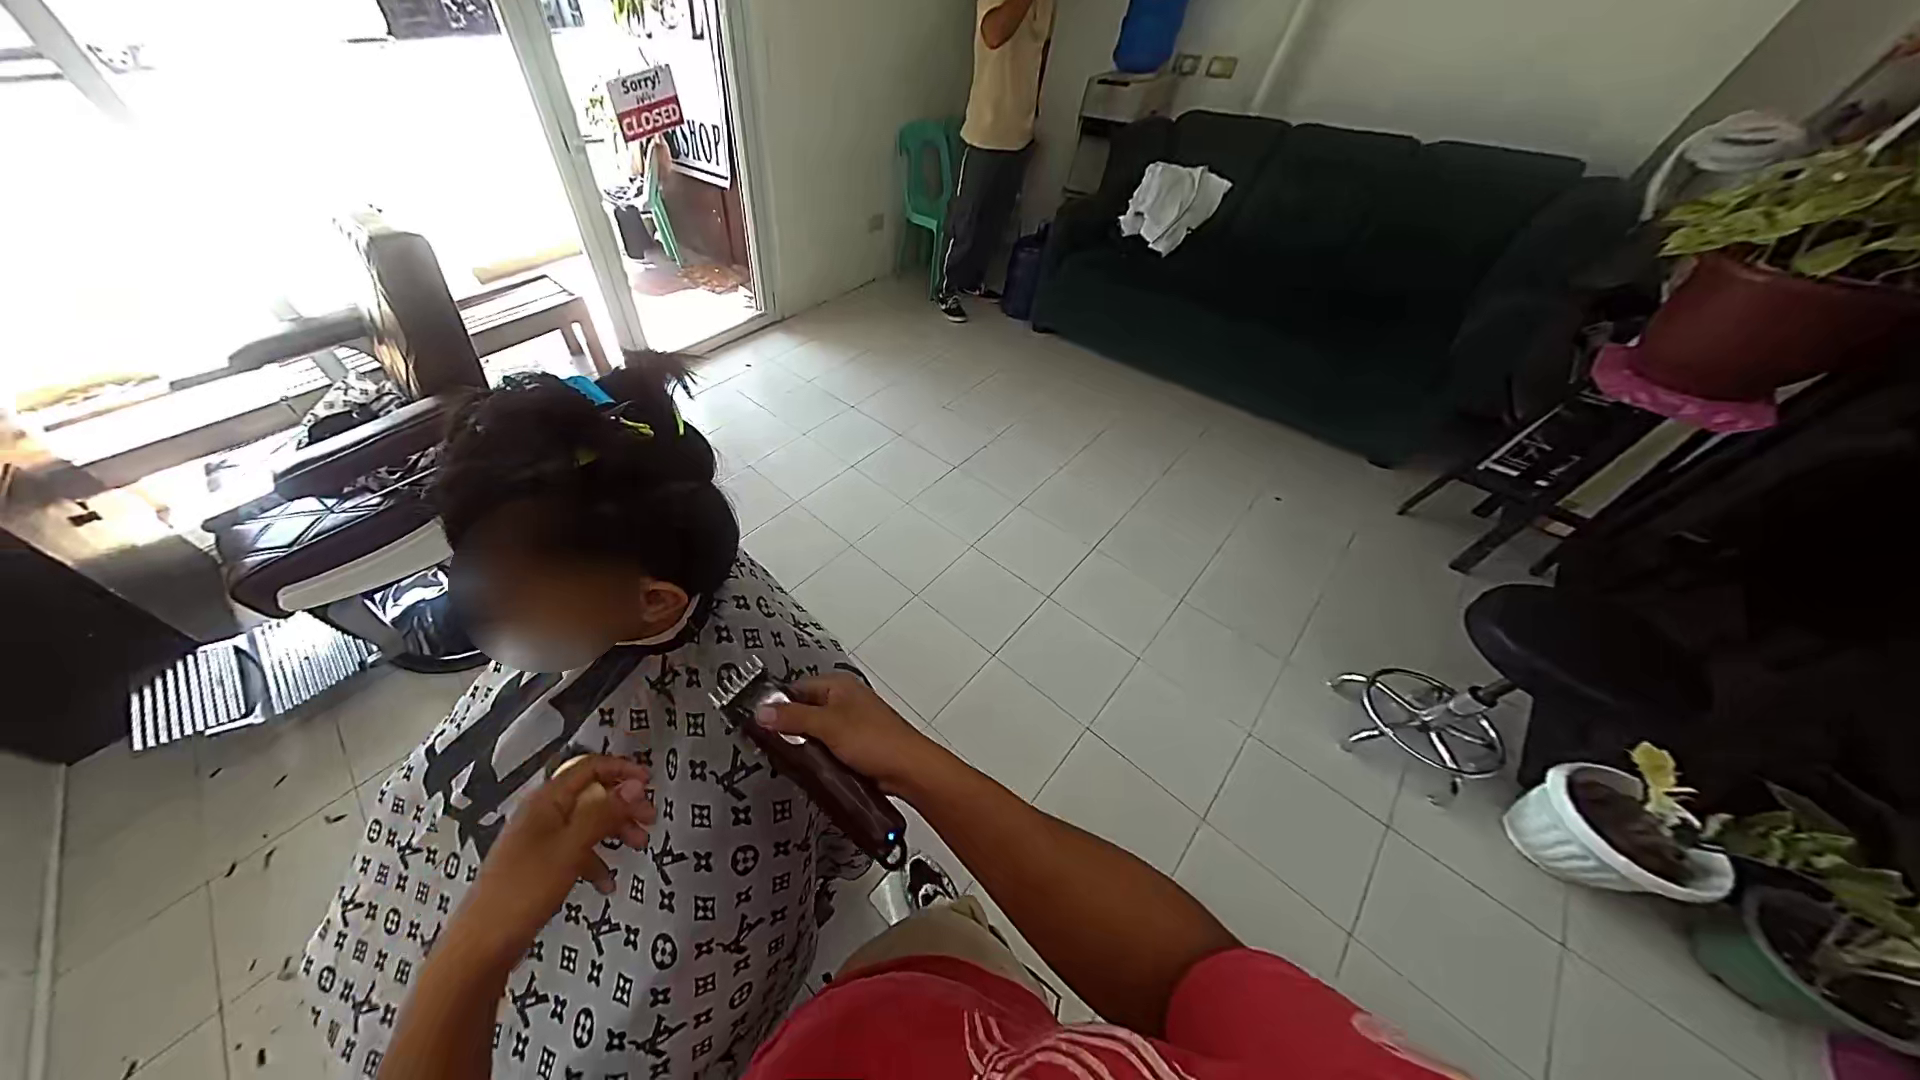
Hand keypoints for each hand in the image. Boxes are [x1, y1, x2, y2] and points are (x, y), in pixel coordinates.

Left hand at [458, 755, 652, 961]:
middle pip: (592, 794)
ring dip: (616, 830)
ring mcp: (540, 841)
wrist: (480, 949)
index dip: (622, 769)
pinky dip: (597, 860)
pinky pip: (577, 850)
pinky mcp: (540, 866)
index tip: (648, 781)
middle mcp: (542, 815)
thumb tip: (635, 785)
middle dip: (624, 803)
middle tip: (649, 817)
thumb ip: (605, 812)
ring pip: (588, 822)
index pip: (590, 767)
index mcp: (546, 802)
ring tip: (638, 844)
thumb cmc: (523, 891)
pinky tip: (607, 881)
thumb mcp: (572, 847)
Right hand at [755, 674, 948, 795]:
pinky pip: (825, 745)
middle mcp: (844, 699)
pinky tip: (809, 765)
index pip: (796, 687)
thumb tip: (763, 711)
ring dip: (803, 743)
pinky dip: (816, 754)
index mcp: (839, 685)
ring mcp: (849, 722)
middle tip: (771, 742)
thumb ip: (793, 718)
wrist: (906, 769)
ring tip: (789, 756)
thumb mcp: (827, 725)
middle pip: (803, 709)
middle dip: (788, 726)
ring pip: (813, 730)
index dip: (777, 704)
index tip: (758, 722)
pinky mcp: (852, 744)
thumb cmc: (878, 741)